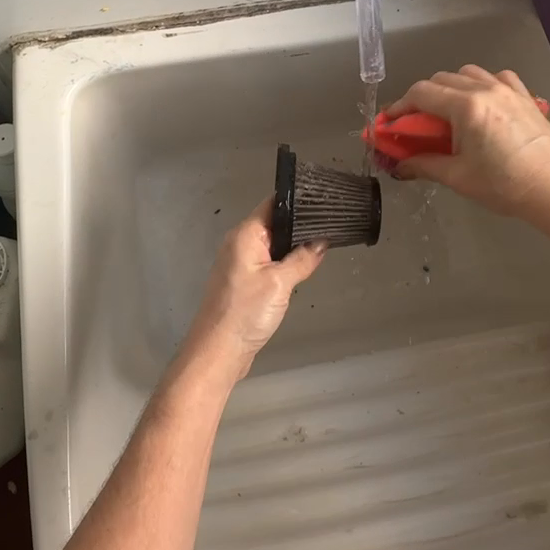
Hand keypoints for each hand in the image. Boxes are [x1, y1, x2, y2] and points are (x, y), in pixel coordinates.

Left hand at [182, 199, 325, 379]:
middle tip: (331, 222)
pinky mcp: (243, 281)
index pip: (272, 204)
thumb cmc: (245, 312)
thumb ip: (302, 259)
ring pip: (272, 245)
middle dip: (299, 224)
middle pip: (273, 223)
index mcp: (245, 234)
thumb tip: (321, 241)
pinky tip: (303, 267)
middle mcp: (239, 242)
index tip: (322, 198)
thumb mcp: (280, 283)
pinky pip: (268, 262)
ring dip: (292, 246)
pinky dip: (284, 262)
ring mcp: (240, 263)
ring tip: (324, 241)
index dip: (296, 199)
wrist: (218, 351)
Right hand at [389, 66, 549, 224]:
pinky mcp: (526, 98)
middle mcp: (485, 90)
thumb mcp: (459, 177)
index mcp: (466, 107)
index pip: (420, 93)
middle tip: (415, 126)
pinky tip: (482, 107)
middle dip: (422, 99)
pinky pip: (496, 78)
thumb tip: (400, 165)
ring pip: (467, 74)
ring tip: (448, 116)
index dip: (399, 107)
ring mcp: (509, 90)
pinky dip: (481, 86)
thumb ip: (424, 165)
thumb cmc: (508, 187)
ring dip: (450, 88)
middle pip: (440, 80)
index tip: (389, 124)